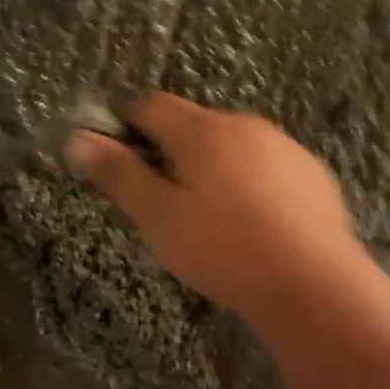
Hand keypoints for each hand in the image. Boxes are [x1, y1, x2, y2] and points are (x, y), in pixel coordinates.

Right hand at [66, 93, 363, 322]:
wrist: (311, 283)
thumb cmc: (221, 248)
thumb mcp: (157, 216)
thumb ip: (118, 174)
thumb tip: (78, 139)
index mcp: (203, 131)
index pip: (149, 105)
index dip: (121, 125)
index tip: (108, 160)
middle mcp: (245, 126)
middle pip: (190, 125)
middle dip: (162, 153)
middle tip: (148, 202)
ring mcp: (283, 148)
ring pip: (226, 148)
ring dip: (201, 170)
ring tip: (194, 220)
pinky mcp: (308, 176)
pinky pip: (258, 169)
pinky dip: (237, 187)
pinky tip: (237, 227)